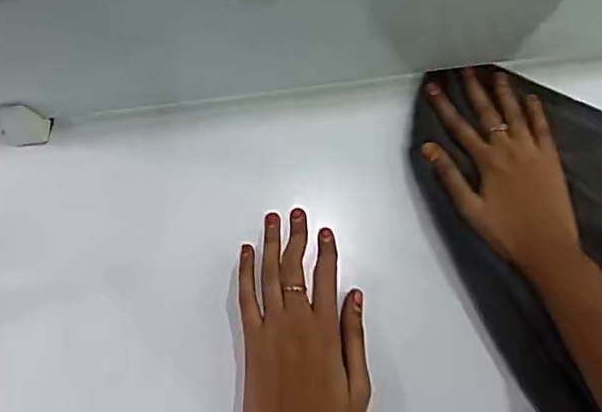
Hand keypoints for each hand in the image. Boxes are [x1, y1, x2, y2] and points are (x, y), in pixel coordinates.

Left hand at [237, 208, 369, 411]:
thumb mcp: (356, 385)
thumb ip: (354, 336)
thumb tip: (355, 297)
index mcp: (325, 331)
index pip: (326, 277)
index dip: (326, 250)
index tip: (325, 233)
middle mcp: (296, 323)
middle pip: (295, 267)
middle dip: (297, 236)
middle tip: (297, 216)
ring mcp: (271, 328)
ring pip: (270, 273)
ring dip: (271, 242)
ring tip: (272, 221)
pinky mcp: (251, 339)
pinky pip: (246, 296)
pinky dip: (245, 270)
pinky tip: (246, 253)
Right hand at [422, 68, 580, 269]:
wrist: (551, 251)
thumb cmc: (507, 234)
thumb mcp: (471, 209)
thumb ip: (450, 176)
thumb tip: (428, 147)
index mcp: (486, 161)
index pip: (459, 126)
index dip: (444, 105)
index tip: (433, 86)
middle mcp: (507, 149)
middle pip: (487, 112)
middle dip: (473, 88)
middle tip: (465, 68)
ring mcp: (531, 151)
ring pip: (515, 113)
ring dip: (504, 92)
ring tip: (496, 74)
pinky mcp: (551, 158)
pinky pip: (543, 128)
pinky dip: (536, 111)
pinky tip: (531, 98)